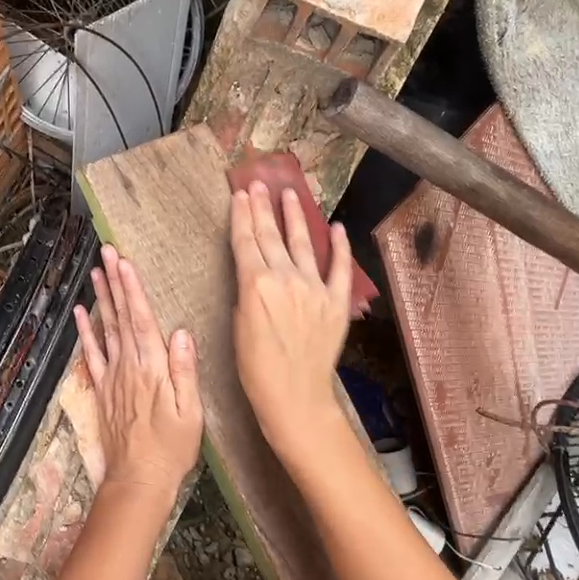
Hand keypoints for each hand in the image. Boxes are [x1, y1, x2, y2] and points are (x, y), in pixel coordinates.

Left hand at [72, 245, 202, 498]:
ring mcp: (113, 375)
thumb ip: (185, 371)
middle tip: (108, 251)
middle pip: (122, 315)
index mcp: (153, 367)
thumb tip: (183, 332)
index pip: (142, 319)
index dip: (134, 288)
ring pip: (106, 328)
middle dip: (116, 281)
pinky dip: (85, 331)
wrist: (138, 480)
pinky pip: (91, 354)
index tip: (126, 262)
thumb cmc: (173, 448)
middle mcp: (129, 365)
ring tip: (96, 270)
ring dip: (102, 297)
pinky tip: (81, 310)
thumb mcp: (191, 412)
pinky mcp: (102, 389)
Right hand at [229, 181, 353, 460]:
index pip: (245, 240)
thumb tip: (254, 272)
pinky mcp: (336, 302)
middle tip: (259, 183)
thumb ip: (247, 291)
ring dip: (295, 216)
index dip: (241, 214)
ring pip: (303, 243)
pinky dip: (339, 247)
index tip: (239, 194)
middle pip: (270, 235)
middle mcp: (285, 278)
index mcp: (255, 283)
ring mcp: (314, 288)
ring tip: (290, 194)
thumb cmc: (255, 367)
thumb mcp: (238, 323)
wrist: (294, 395)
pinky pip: (340, 269)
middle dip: (262, 207)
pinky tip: (336, 227)